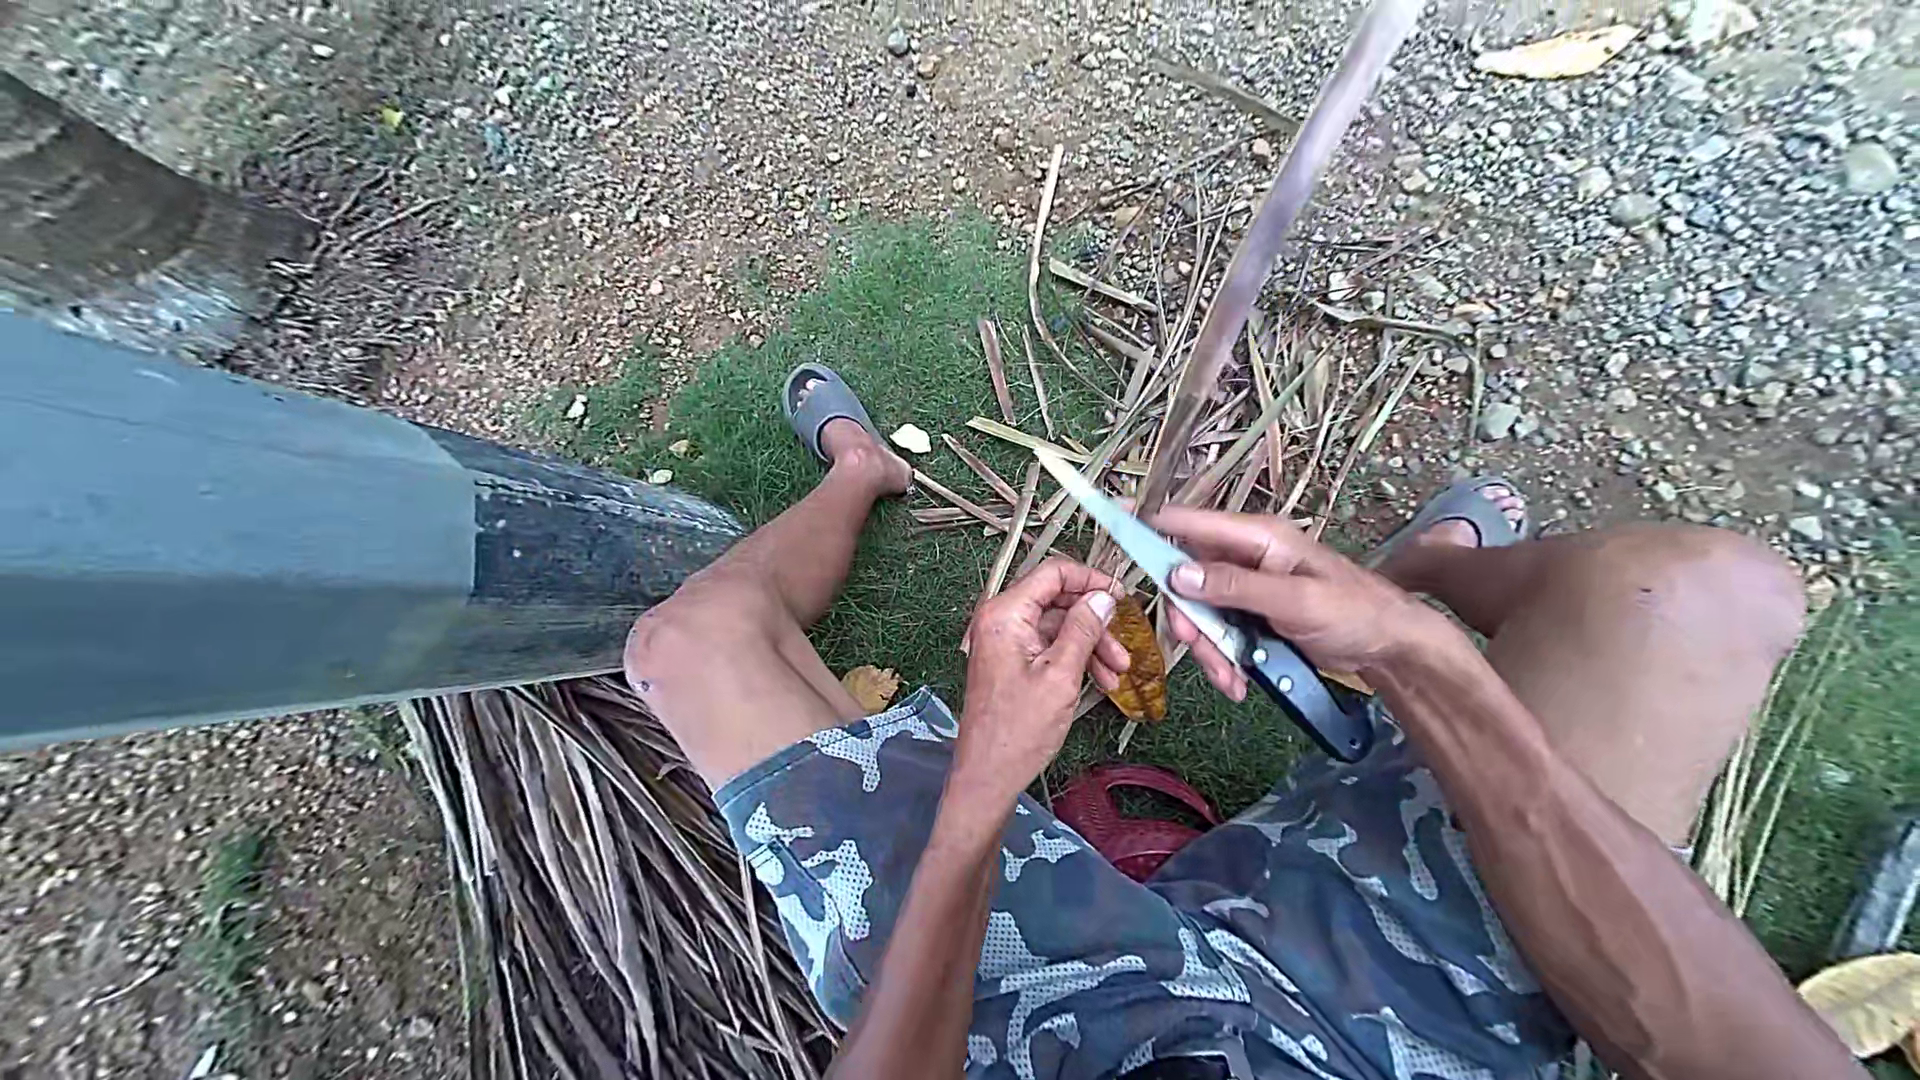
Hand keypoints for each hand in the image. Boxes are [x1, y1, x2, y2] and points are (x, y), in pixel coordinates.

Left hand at [956, 558, 1126, 803]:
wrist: (989, 774)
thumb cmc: (1018, 729)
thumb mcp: (1060, 674)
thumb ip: (1083, 629)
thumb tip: (1103, 597)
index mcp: (1004, 613)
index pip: (1052, 573)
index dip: (1090, 580)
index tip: (1121, 596)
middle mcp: (1000, 619)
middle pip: (1057, 601)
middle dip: (1095, 622)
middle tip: (1123, 648)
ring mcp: (1004, 640)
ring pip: (1057, 625)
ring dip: (1090, 644)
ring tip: (1117, 673)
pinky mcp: (1011, 660)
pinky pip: (1048, 646)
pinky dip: (1074, 658)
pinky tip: (1099, 680)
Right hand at [1148, 506, 1447, 700]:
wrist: (1390, 646)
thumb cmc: (1353, 611)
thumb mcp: (1296, 600)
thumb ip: (1235, 586)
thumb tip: (1177, 574)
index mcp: (1255, 538)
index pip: (1189, 522)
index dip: (1150, 525)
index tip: (1115, 529)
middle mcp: (1242, 557)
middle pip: (1185, 578)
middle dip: (1188, 617)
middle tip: (1195, 646)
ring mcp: (1243, 587)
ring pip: (1198, 612)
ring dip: (1207, 647)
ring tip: (1228, 678)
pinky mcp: (1247, 614)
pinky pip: (1217, 632)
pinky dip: (1221, 658)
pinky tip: (1236, 681)